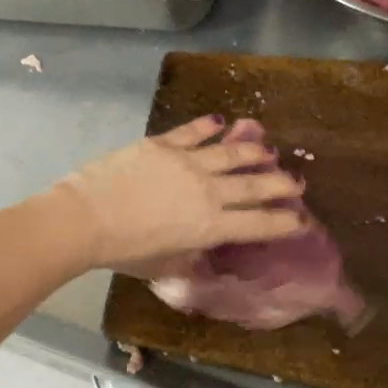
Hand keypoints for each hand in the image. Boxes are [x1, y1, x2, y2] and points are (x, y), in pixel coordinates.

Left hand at [48, 116, 307, 269]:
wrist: (86, 218)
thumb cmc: (123, 251)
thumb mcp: (164, 265)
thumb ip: (189, 257)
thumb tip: (201, 253)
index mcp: (211, 227)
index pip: (259, 224)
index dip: (285, 222)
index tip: (302, 219)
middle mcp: (208, 191)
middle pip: (255, 184)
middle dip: (281, 183)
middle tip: (297, 182)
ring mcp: (186, 163)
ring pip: (231, 152)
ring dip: (253, 150)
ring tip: (268, 149)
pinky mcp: (162, 144)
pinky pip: (192, 131)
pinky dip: (208, 126)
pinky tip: (220, 121)